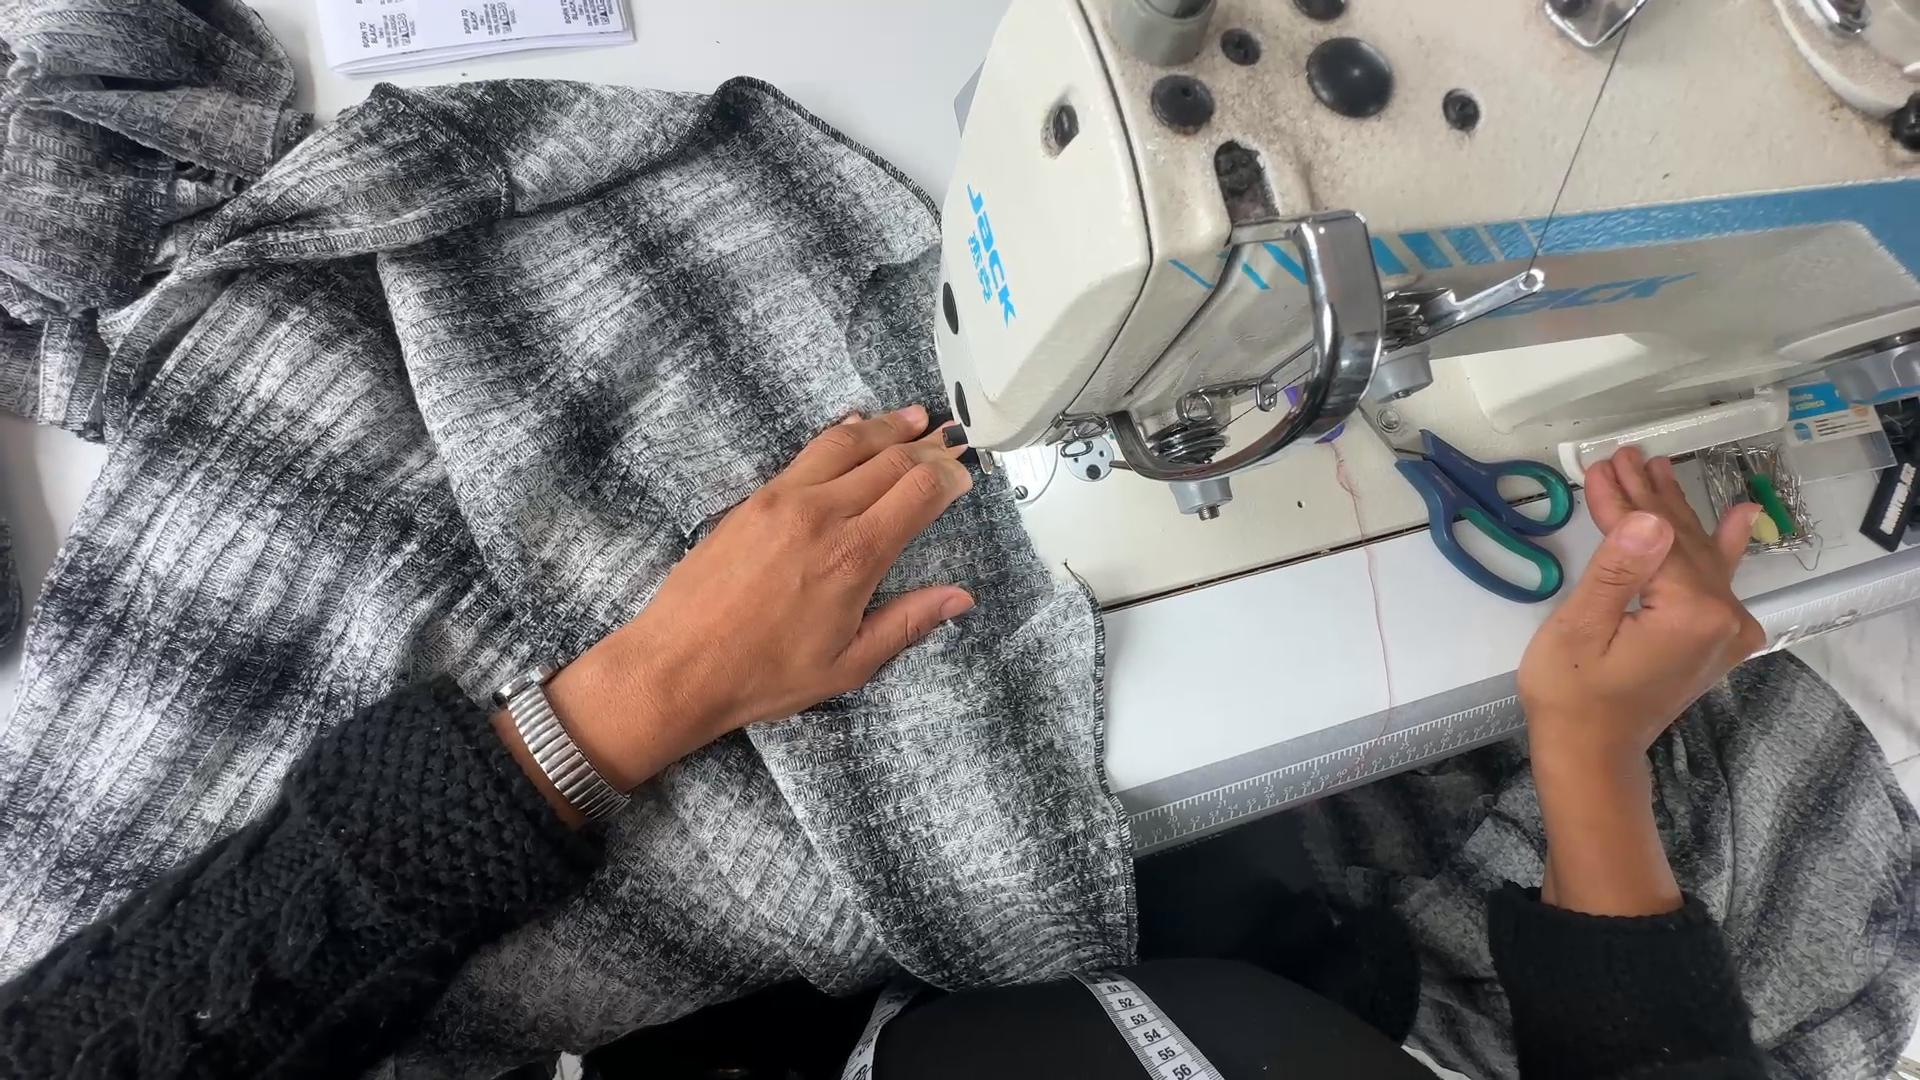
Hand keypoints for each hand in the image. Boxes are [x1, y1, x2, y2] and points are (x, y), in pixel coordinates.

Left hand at [502, 405, 973, 822]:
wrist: (677, 665)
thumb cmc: (764, 673)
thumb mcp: (850, 664)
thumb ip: (909, 622)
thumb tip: (961, 598)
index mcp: (855, 555)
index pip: (919, 491)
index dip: (951, 475)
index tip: (967, 471)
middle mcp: (823, 513)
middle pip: (891, 459)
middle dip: (929, 447)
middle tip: (953, 439)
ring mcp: (784, 499)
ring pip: (848, 443)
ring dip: (888, 427)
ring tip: (917, 417)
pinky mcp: (756, 498)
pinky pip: (809, 452)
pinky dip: (843, 435)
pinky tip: (857, 429)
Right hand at [1516, 446, 1765, 913]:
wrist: (1590, 747)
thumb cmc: (1569, 691)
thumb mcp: (1578, 630)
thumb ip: (1616, 573)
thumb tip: (1647, 522)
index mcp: (1689, 611)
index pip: (1653, 538)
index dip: (1621, 500)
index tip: (1598, 465)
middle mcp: (1723, 615)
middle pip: (1683, 540)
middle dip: (1647, 496)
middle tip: (1622, 456)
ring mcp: (1725, 628)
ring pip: (1702, 554)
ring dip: (1675, 512)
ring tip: (1656, 470)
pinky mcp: (1715, 637)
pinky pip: (1723, 580)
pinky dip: (1727, 545)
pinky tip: (1740, 519)